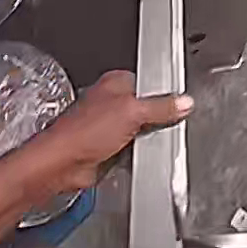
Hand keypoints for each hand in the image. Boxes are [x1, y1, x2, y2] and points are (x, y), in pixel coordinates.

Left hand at [19, 71, 191, 194]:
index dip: (166, 93)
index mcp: (116, 83)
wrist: (63, 164)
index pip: (151, 83)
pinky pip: (135, 147)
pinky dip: (139, 151)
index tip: (180, 103)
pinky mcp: (111, 146)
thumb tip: (184, 102)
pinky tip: (137, 153)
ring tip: (146, 142)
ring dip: (147, 138)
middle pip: (150, 107)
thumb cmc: (83, 132)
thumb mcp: (132, 112)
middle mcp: (113, 102)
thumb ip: (161, 107)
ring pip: (143, 129)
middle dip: (158, 118)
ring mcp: (111, 125)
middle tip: (164, 125)